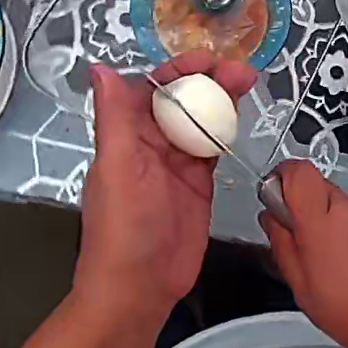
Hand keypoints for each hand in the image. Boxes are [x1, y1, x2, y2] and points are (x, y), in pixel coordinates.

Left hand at [77, 53, 257, 318]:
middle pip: (181, 100)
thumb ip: (115, 117)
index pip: (152, 89)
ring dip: (221, 100)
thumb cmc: (123, 228)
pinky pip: (212, 146)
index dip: (178, 70)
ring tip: (247, 82)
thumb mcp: (117, 167)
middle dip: (208, 80)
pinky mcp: (198, 182)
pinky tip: (241, 114)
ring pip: (200, 119)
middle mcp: (150, 143)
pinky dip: (226, 129)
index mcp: (126, 134)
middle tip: (239, 71)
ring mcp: (176, 162)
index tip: (207, 60)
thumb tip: (99, 68)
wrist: (140, 287)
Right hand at [259, 161, 347, 347]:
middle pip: (316, 186)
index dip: (282, 177)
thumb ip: (282, 245)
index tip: (276, 199)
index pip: (297, 171)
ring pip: (338, 202)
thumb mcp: (303, 289)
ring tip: (337, 264)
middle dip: (304, 207)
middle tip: (305, 244)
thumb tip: (271, 218)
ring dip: (330, 221)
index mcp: (321, 222)